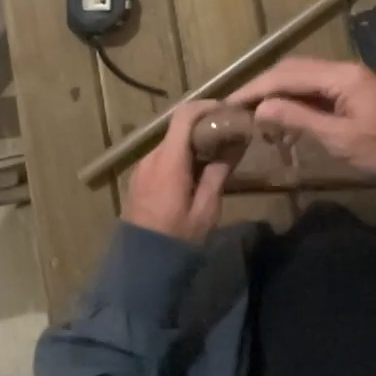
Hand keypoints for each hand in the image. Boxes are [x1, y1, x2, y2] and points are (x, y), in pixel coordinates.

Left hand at [123, 100, 235, 243]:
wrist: (141, 268)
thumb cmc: (178, 238)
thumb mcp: (206, 209)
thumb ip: (219, 172)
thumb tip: (237, 143)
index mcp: (168, 161)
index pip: (185, 115)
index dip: (207, 106)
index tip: (229, 110)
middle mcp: (150, 157)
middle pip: (178, 128)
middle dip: (204, 126)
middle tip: (230, 134)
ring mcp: (141, 168)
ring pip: (171, 143)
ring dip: (193, 142)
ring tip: (217, 155)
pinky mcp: (139, 179)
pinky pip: (162, 158)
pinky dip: (181, 156)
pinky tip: (197, 171)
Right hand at [228, 58, 375, 173]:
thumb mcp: (338, 139)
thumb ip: (298, 120)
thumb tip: (261, 108)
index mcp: (340, 76)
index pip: (288, 74)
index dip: (257, 87)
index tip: (232, 101)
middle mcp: (341, 68)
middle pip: (292, 69)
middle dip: (263, 86)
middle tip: (237, 107)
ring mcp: (346, 77)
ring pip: (301, 76)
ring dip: (276, 91)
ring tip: (254, 113)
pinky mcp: (348, 90)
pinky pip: (313, 87)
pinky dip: (293, 99)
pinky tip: (281, 117)